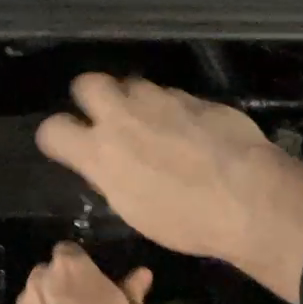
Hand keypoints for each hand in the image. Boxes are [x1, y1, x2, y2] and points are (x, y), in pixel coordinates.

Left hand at [17, 242, 154, 303]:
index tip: (97, 282)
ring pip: (40, 296)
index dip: (83, 264)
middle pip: (51, 272)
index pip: (70, 250)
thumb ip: (132, 291)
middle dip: (64, 282)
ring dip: (52, 303)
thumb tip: (142, 273)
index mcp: (70, 267)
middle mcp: (41, 281)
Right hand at [36, 73, 302, 303]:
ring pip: (133, 84)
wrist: (250, 196)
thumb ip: (110, 175)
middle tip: (106, 118)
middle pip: (87, 82)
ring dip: (135, 100)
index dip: (56, 136)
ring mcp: (161, 99)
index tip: (66, 145)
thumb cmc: (187, 221)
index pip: (52, 129)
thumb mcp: (133, 209)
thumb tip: (103, 164)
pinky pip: (171, 94)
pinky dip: (172, 108)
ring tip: (153, 125)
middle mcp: (124, 115)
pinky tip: (190, 130)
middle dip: (90, 96)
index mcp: (100, 151)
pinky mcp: (195, 96)